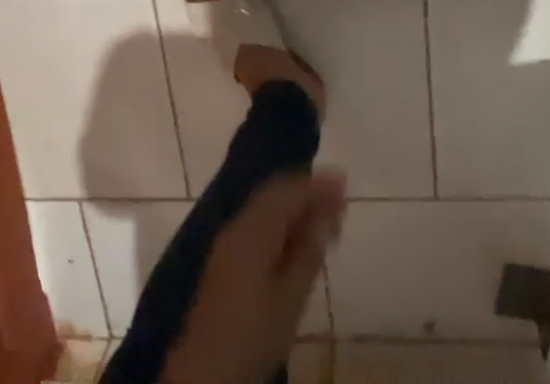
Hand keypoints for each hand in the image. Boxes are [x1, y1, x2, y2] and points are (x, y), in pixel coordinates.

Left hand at [162, 171, 346, 383]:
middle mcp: (236, 228)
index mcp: (252, 232)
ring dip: (294, 209)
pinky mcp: (224, 263)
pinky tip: (297, 242)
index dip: (316, 184)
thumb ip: (308, 251)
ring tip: (324, 221)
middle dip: (306, 193)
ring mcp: (227, 245)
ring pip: (264, 210)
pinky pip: (256, 226)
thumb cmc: (253, 335)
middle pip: (273, 196)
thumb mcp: (290, 297)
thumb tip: (326, 215)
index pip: (286, 191)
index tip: (344, 184)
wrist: (205, 371)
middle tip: (339, 202)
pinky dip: (280, 224)